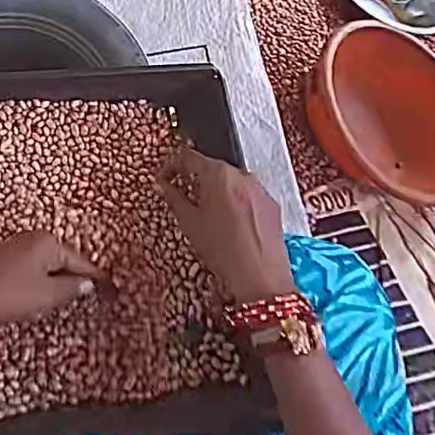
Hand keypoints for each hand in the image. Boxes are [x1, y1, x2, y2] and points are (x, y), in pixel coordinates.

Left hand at [0, 230, 103, 326]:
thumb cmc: (10, 294)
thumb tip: (86, 284)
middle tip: (93, 293)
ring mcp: (15, 246)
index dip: (97, 277)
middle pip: (63, 258)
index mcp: (48, 242)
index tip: (111, 288)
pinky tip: (40, 292)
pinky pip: (31, 266)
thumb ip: (71, 288)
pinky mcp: (2, 258)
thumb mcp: (47, 295)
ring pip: (46, 262)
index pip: (80, 261)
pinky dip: (41, 277)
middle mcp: (33, 237)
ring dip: (57, 277)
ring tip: (69, 295)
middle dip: (76, 275)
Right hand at [156, 147, 293, 302]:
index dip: (172, 165)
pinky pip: (247, 193)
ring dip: (216, 188)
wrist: (260, 278)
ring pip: (231, 180)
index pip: (188, 157)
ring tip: (207, 211)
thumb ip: (174, 198)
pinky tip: (230, 221)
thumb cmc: (222, 250)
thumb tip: (163, 185)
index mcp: (218, 175)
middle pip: (211, 166)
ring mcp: (259, 188)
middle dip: (195, 177)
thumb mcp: (189, 223)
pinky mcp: (271, 203)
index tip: (165, 177)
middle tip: (182, 194)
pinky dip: (235, 200)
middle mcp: (241, 175)